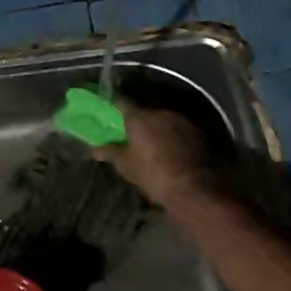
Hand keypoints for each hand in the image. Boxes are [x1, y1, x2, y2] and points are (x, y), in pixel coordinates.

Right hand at [92, 105, 219, 208]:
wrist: (193, 188)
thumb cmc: (153, 175)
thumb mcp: (126, 166)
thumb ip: (110, 153)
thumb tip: (94, 150)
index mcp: (140, 117)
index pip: (122, 101)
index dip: (114, 104)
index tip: (108, 109)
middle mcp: (160, 112)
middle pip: (144, 110)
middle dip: (137, 120)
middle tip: (130, 133)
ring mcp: (181, 120)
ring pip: (162, 118)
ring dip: (156, 127)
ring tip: (151, 143)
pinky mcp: (197, 131)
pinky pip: (177, 127)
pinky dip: (171, 134)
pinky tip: (169, 148)